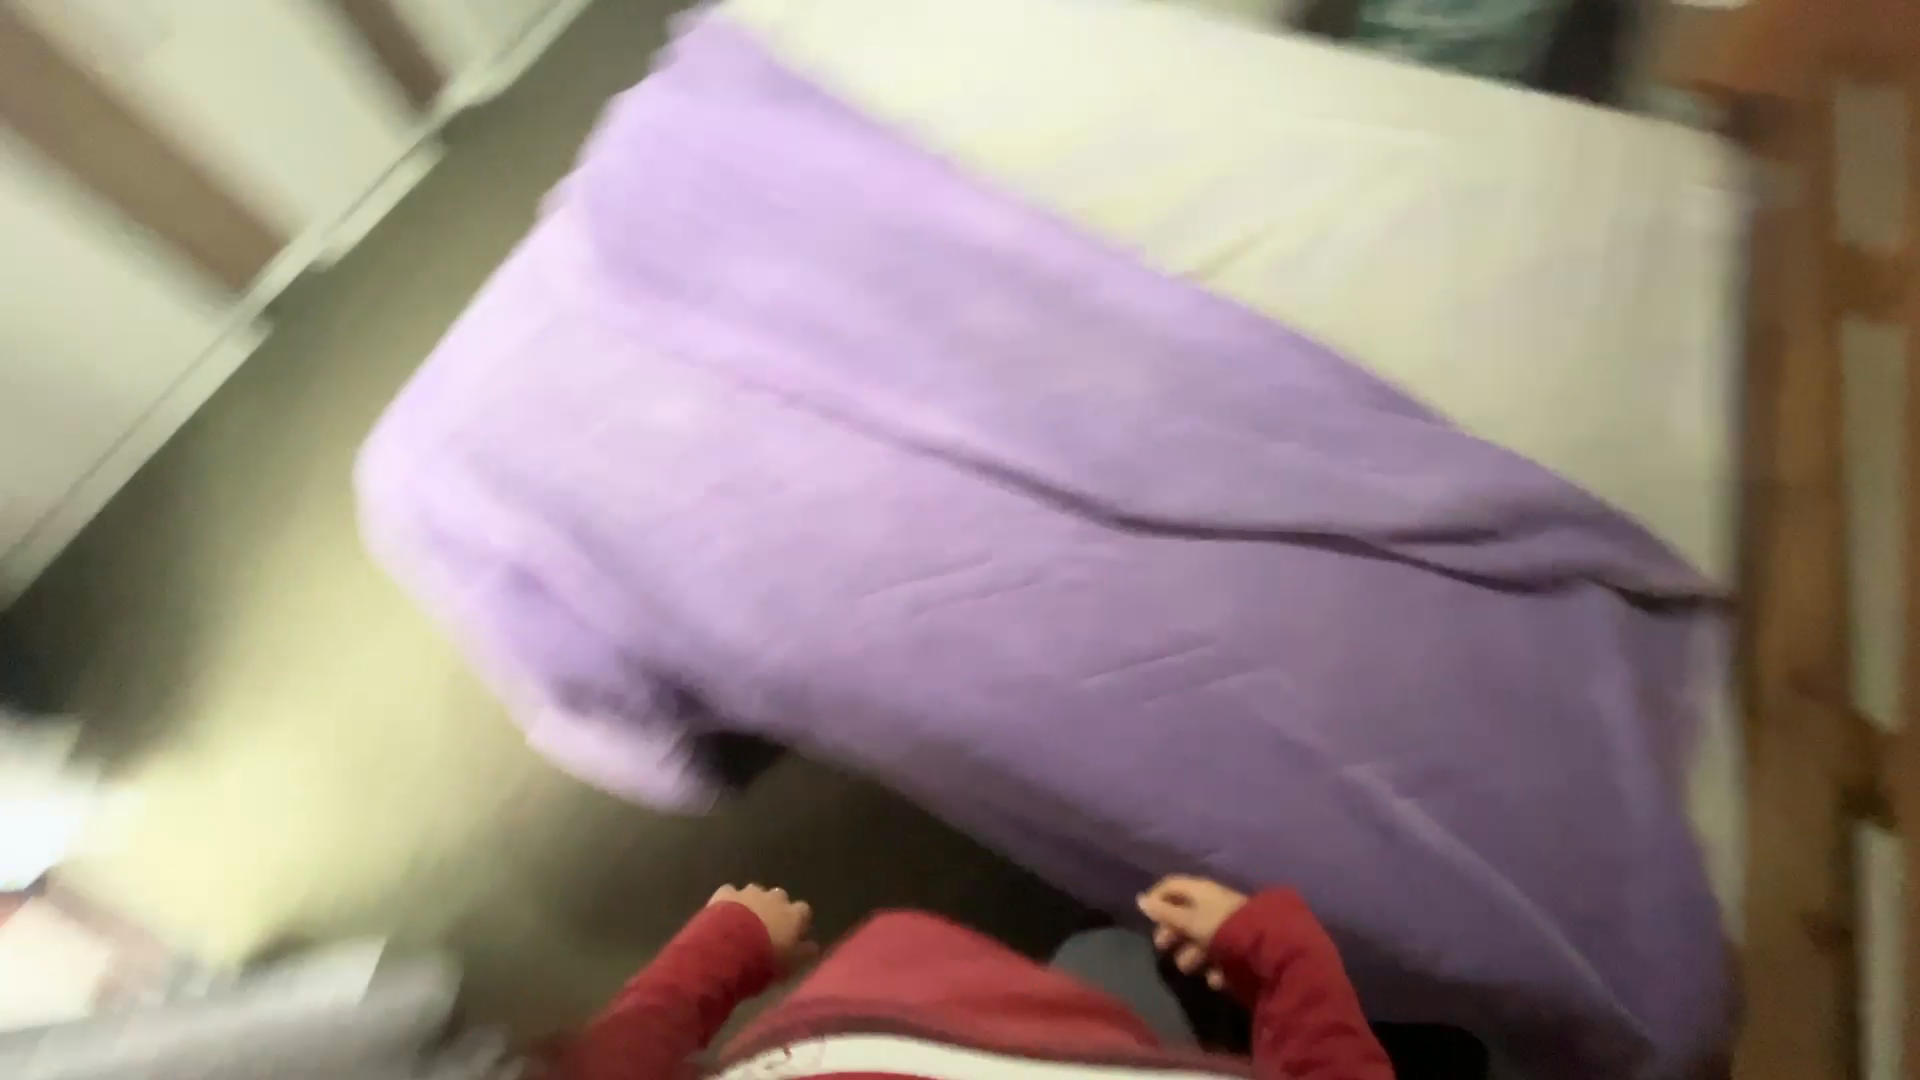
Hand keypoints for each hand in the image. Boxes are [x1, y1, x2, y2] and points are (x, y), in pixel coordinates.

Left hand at [709, 884, 817, 972]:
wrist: (727, 952)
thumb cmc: (764, 962)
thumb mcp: (790, 966)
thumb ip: (804, 954)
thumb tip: (813, 946)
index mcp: (794, 915)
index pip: (804, 911)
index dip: (797, 922)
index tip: (791, 935)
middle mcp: (775, 898)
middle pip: (779, 898)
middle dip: (773, 909)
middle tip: (764, 929)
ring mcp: (750, 893)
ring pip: (754, 893)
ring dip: (751, 904)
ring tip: (740, 924)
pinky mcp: (727, 893)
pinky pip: (730, 893)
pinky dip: (728, 902)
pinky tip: (720, 916)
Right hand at [1137, 876, 1248, 990]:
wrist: (1267, 949)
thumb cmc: (1221, 927)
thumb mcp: (1189, 920)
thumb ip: (1164, 912)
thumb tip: (1139, 899)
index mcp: (1198, 891)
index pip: (1170, 886)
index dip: (1156, 898)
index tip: (1147, 919)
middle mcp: (1210, 905)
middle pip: (1183, 915)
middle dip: (1173, 933)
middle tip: (1164, 948)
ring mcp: (1225, 927)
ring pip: (1200, 940)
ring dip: (1192, 955)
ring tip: (1192, 968)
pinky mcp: (1238, 950)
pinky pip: (1219, 957)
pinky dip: (1215, 968)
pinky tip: (1216, 978)